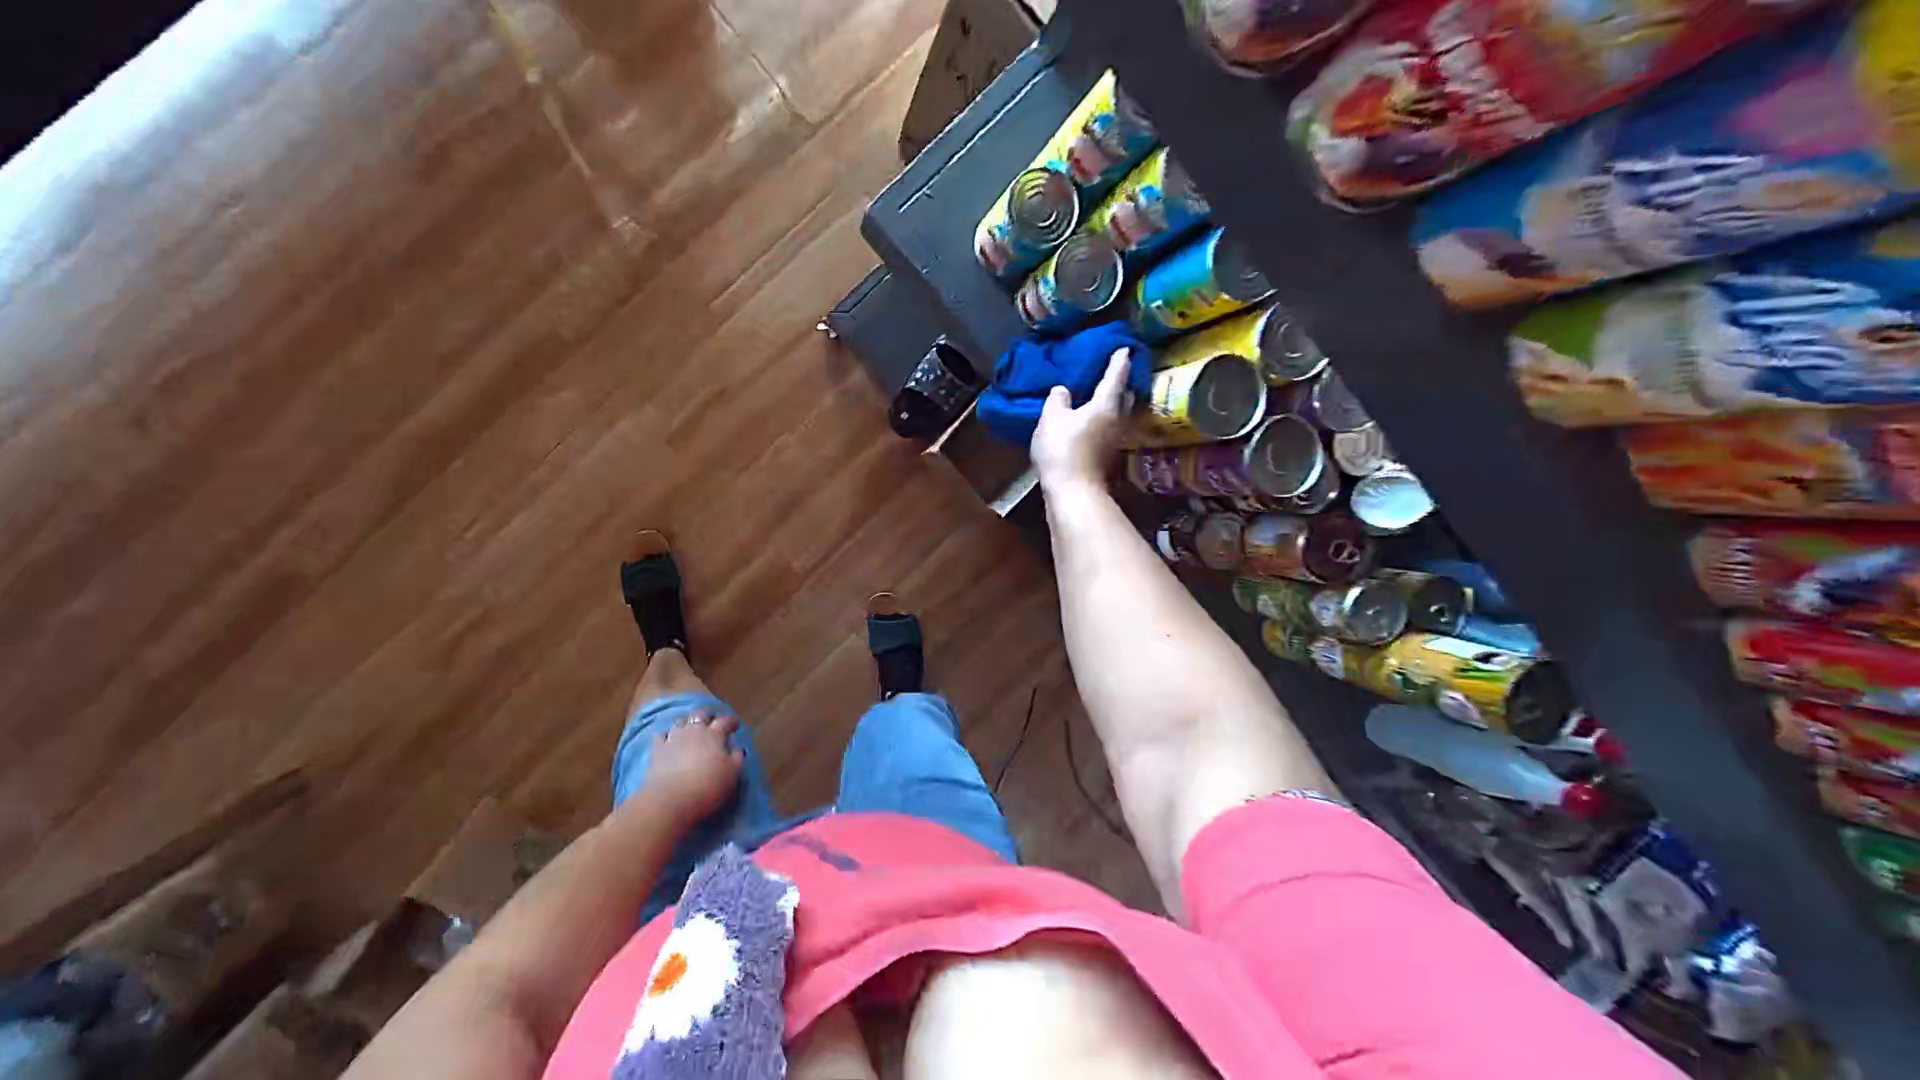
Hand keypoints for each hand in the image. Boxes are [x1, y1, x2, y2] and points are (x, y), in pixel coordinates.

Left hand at [645, 708, 745, 821]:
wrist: (671, 800)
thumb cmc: (708, 786)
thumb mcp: (732, 773)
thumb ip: (736, 757)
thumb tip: (736, 747)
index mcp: (714, 735)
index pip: (725, 721)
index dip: (731, 721)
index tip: (736, 726)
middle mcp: (693, 731)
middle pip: (700, 714)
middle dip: (708, 715)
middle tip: (712, 720)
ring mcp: (673, 738)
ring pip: (680, 721)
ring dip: (687, 722)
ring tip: (690, 728)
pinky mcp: (656, 750)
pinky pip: (661, 735)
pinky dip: (667, 735)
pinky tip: (669, 739)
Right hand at [1030, 348, 1132, 493]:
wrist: (1074, 493)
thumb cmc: (1063, 450)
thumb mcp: (1051, 419)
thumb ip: (1057, 400)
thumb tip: (1063, 390)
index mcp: (1106, 404)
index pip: (1116, 376)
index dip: (1119, 360)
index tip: (1125, 348)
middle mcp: (1117, 420)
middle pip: (1125, 397)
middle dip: (1121, 384)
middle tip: (1115, 373)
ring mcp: (1115, 441)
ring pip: (1118, 415)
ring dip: (1113, 405)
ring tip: (1101, 396)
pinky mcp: (1107, 457)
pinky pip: (1108, 430)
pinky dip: (1102, 422)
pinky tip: (1090, 422)